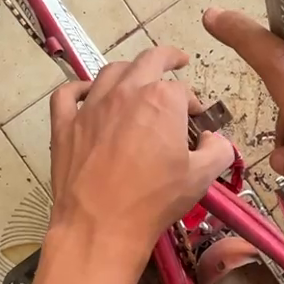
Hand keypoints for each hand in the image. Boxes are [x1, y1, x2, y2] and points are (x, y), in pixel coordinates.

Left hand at [47, 46, 233, 267]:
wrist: (101, 225)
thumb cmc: (154, 200)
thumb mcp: (201, 177)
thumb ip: (218, 150)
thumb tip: (214, 140)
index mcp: (162, 100)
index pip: (183, 90)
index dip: (193, 104)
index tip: (195, 121)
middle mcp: (125, 92)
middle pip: (148, 61)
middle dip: (166, 58)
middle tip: (175, 60)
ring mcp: (91, 106)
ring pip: (110, 71)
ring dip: (128, 70)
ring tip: (136, 77)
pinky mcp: (65, 124)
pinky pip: (68, 94)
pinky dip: (78, 88)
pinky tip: (86, 92)